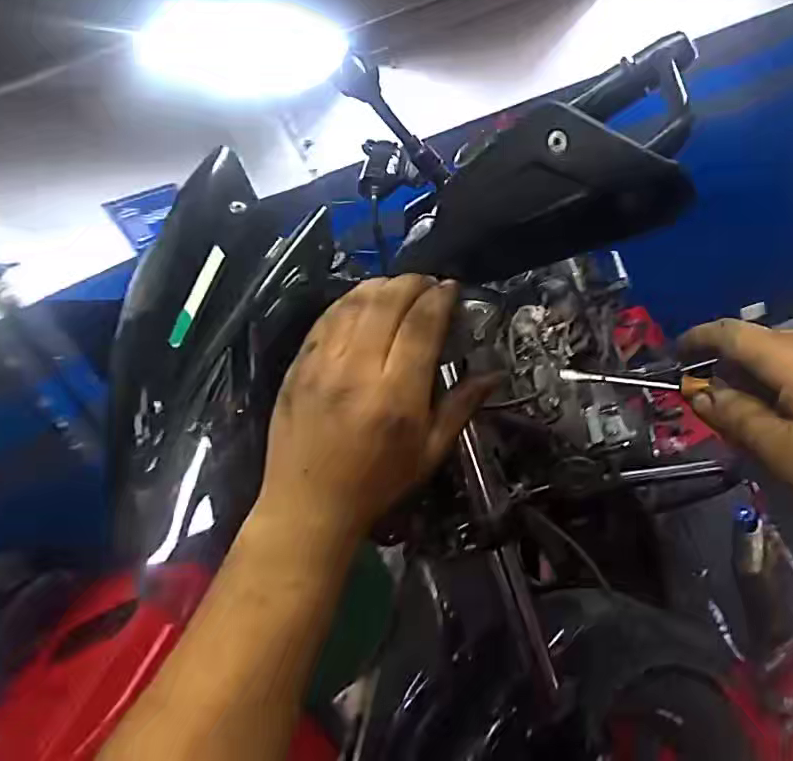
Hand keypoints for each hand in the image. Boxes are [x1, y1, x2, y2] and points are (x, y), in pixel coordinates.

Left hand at [255, 275, 496, 541]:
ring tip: (400, 287)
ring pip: (353, 304)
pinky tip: (364, 300)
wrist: (306, 509)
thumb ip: (463, 404)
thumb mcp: (431, 450)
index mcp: (396, 396)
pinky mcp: (296, 367)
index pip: (421, 325)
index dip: (439, 298)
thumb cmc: (378, 483)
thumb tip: (496, 373)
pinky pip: (325, 318)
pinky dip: (349, 300)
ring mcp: (320, 367)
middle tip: (429, 283)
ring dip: (382, 286)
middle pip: (387, 303)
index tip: (452, 287)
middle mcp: (356, 372)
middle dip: (413, 283)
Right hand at [679, 321, 792, 530]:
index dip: (697, 339)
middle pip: (754, 340)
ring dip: (755, 375)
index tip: (676, 357)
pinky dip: (783, 378)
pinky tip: (792, 412)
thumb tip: (700, 393)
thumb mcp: (792, 455)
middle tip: (713, 409)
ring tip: (751, 417)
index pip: (730, 332)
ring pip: (780, 350)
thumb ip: (740, 419)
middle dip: (726, 367)